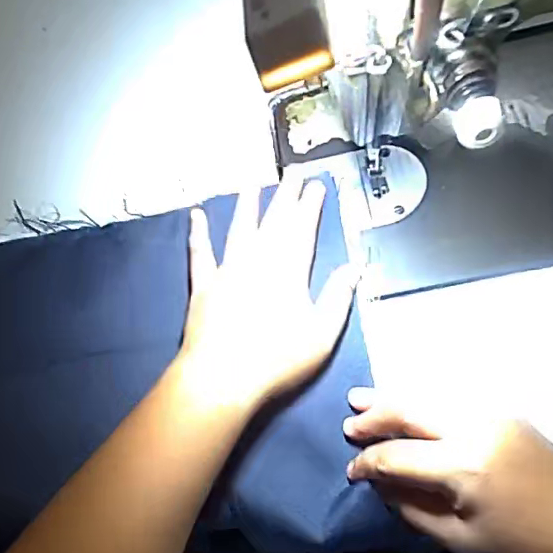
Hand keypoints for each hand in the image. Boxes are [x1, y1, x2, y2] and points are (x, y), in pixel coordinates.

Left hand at [178, 174, 360, 407]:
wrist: (223, 377)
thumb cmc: (276, 360)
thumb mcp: (322, 334)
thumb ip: (338, 297)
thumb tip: (354, 269)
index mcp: (289, 271)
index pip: (302, 229)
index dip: (310, 206)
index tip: (316, 187)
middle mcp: (258, 262)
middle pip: (274, 221)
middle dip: (285, 195)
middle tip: (292, 174)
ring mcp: (227, 271)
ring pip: (239, 228)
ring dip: (247, 205)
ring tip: (254, 184)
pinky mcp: (203, 286)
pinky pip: (200, 252)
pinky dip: (199, 233)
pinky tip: (197, 217)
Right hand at [343, 388, 552, 552]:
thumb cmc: (521, 548)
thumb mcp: (458, 538)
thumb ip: (411, 506)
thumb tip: (380, 482)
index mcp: (464, 466)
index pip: (399, 455)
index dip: (368, 463)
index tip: (351, 472)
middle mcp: (477, 428)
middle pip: (412, 410)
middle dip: (376, 416)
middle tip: (349, 423)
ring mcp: (495, 415)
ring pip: (432, 396)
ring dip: (397, 400)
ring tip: (363, 399)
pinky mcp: (507, 414)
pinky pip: (455, 400)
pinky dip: (426, 402)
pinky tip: (409, 406)